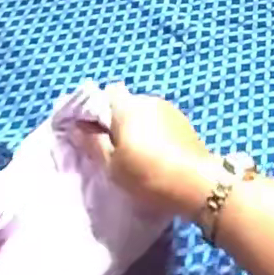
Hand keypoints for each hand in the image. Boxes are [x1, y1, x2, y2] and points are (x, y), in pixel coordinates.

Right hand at [84, 83, 221, 217]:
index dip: (97, 109)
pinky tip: (153, 154)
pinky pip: (158, 119)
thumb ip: (93, 143)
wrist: (195, 181)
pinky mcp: (181, 119)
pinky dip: (151, 131)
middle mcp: (148, 99)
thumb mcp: (112, 165)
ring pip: (142, 112)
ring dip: (135, 127)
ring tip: (133, 155)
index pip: (107, 93)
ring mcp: (168, 107)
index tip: (91, 131)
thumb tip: (77, 126)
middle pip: (125, 103)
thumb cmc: (148, 174)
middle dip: (116, 121)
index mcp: (128, 106)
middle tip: (111, 149)